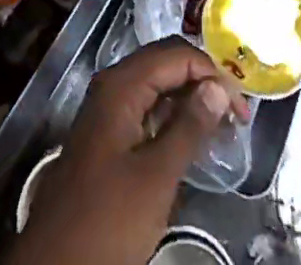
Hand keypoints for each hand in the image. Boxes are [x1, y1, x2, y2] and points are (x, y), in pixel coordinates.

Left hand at [9, 39, 247, 264]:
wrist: (58, 256)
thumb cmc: (110, 217)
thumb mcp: (157, 174)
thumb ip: (189, 126)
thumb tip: (219, 87)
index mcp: (121, 86)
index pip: (174, 55)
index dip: (211, 72)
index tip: (242, 108)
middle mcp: (112, 86)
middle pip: (164, 63)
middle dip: (202, 79)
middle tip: (237, 113)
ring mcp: (108, 108)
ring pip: (156, 84)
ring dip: (189, 97)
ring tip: (223, 125)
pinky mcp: (109, 132)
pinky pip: (146, 107)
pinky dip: (173, 115)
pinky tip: (194, 136)